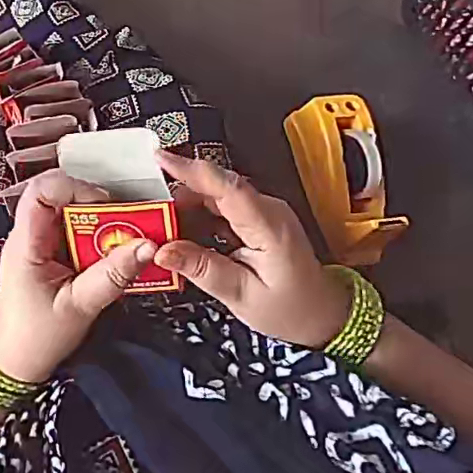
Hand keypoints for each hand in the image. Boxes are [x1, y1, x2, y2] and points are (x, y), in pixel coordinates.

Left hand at [0, 170, 156, 384]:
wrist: (13, 362)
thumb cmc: (36, 337)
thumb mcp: (79, 307)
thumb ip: (112, 276)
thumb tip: (147, 246)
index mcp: (25, 243)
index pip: (41, 190)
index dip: (74, 187)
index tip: (106, 205)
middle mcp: (29, 234)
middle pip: (60, 196)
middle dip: (97, 204)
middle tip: (127, 223)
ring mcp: (38, 242)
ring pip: (71, 212)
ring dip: (101, 221)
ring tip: (125, 238)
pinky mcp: (50, 252)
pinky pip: (76, 230)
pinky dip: (98, 235)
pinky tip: (113, 252)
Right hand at [153, 150, 350, 348]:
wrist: (323, 313)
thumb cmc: (290, 309)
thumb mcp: (241, 296)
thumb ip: (202, 269)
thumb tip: (164, 249)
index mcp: (268, 226)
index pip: (227, 186)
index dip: (191, 169)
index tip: (161, 158)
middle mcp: (267, 209)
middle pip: (216, 185)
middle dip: (178, 189)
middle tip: (149, 207)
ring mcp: (262, 210)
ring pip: (215, 194)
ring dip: (185, 204)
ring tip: (160, 224)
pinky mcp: (256, 216)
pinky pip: (221, 205)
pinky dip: (198, 213)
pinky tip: (181, 230)